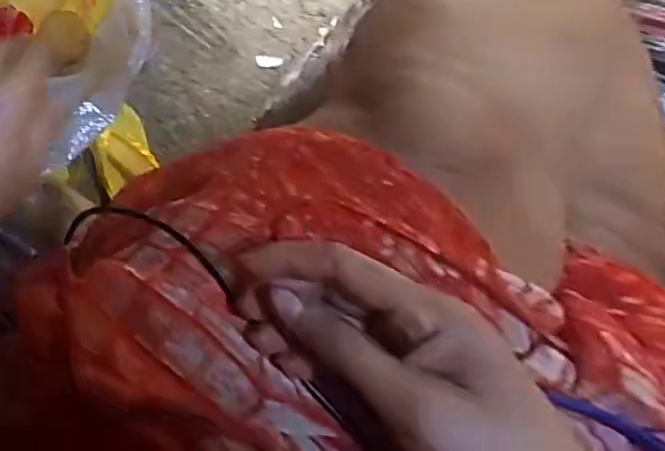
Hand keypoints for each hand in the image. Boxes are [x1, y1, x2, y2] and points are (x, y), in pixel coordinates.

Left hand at [0, 39, 64, 237]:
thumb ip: (51, 114)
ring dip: (4, 60)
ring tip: (12, 86)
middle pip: (13, 43)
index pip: (44, 46)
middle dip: (31, 53)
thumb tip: (60, 91)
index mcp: (16, 80)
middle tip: (43, 76)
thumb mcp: (37, 153)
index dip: (61, 52)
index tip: (70, 65)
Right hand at [235, 242, 579, 450]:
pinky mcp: (404, 375)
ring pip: (331, 316)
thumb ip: (343, 346)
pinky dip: (309, 350)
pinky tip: (288, 360)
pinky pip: (343, 347)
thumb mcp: (415, 405)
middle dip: (282, 295)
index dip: (284, 259)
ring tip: (260, 343)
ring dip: (290, 325)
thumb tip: (275, 295)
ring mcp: (409, 346)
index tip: (238, 272)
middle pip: (330, 287)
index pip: (339, 261)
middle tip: (242, 314)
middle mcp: (414, 314)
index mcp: (426, 307)